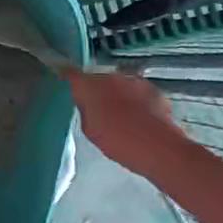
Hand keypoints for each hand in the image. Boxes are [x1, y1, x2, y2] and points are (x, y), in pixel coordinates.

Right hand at [61, 67, 195, 178]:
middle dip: (97, 91)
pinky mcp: (153, 89)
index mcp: (90, 86)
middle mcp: (111, 76)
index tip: (63, 77)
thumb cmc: (118, 142)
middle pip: (98, 80)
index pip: (71, 74)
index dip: (66, 75)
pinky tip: (141, 119)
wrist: (159, 148)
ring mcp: (134, 80)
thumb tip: (89, 103)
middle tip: (99, 110)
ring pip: (120, 85)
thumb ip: (86, 111)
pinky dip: (136, 101)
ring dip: (118, 95)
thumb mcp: (90, 130)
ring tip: (123, 117)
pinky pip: (138, 92)